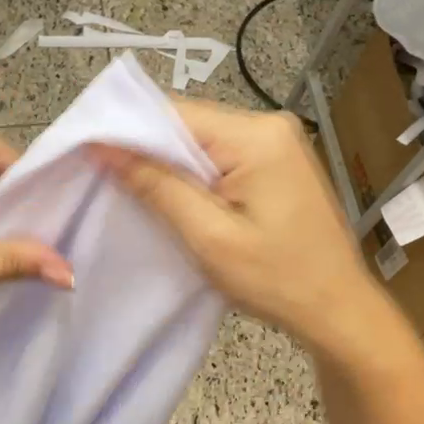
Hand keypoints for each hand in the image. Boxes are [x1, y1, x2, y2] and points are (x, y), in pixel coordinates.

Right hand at [93, 100, 372, 344]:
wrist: (336, 309)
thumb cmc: (276, 279)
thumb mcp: (208, 236)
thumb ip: (157, 186)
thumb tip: (104, 147)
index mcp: (257, 136)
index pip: (174, 114)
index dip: (127, 132)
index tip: (87, 156)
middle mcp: (269, 125)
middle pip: (187, 124)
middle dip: (146, 151)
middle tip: (103, 180)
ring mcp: (277, 143)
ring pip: (200, 142)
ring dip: (168, 166)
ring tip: (133, 194)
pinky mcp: (276, 163)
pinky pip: (220, 157)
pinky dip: (193, 177)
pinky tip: (174, 201)